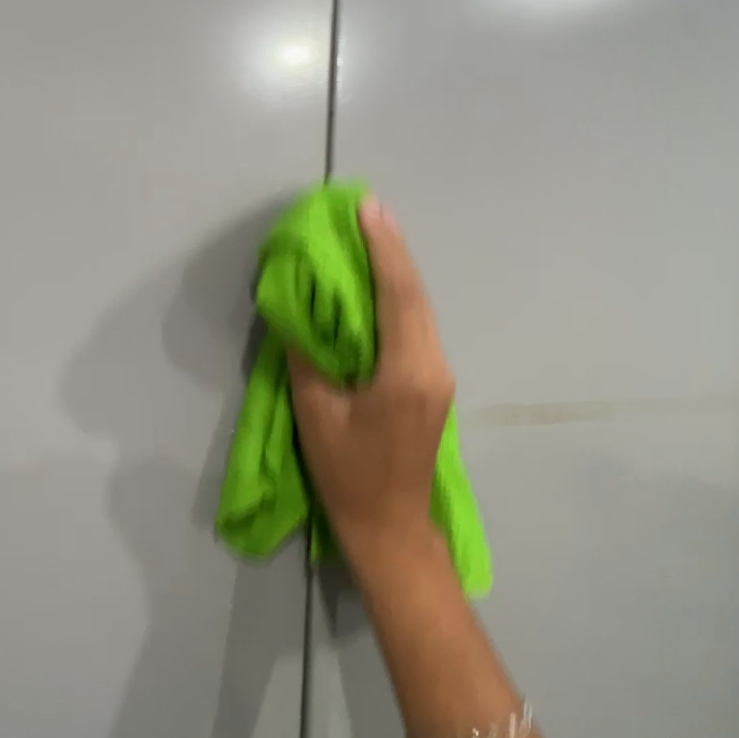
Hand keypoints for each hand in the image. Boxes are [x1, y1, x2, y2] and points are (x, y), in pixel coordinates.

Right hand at [288, 196, 456, 569]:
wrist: (391, 528)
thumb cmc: (348, 476)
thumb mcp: (316, 416)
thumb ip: (308, 358)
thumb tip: (300, 314)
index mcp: (406, 373)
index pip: (398, 297)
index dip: (383, 250)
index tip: (368, 209)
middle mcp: (433, 366)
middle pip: (417, 296)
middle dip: (393, 250)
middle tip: (369, 209)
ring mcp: (439, 376)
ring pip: (420, 310)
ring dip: (397, 271)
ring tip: (372, 234)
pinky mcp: (432, 384)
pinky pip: (416, 328)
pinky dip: (397, 298)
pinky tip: (379, 284)